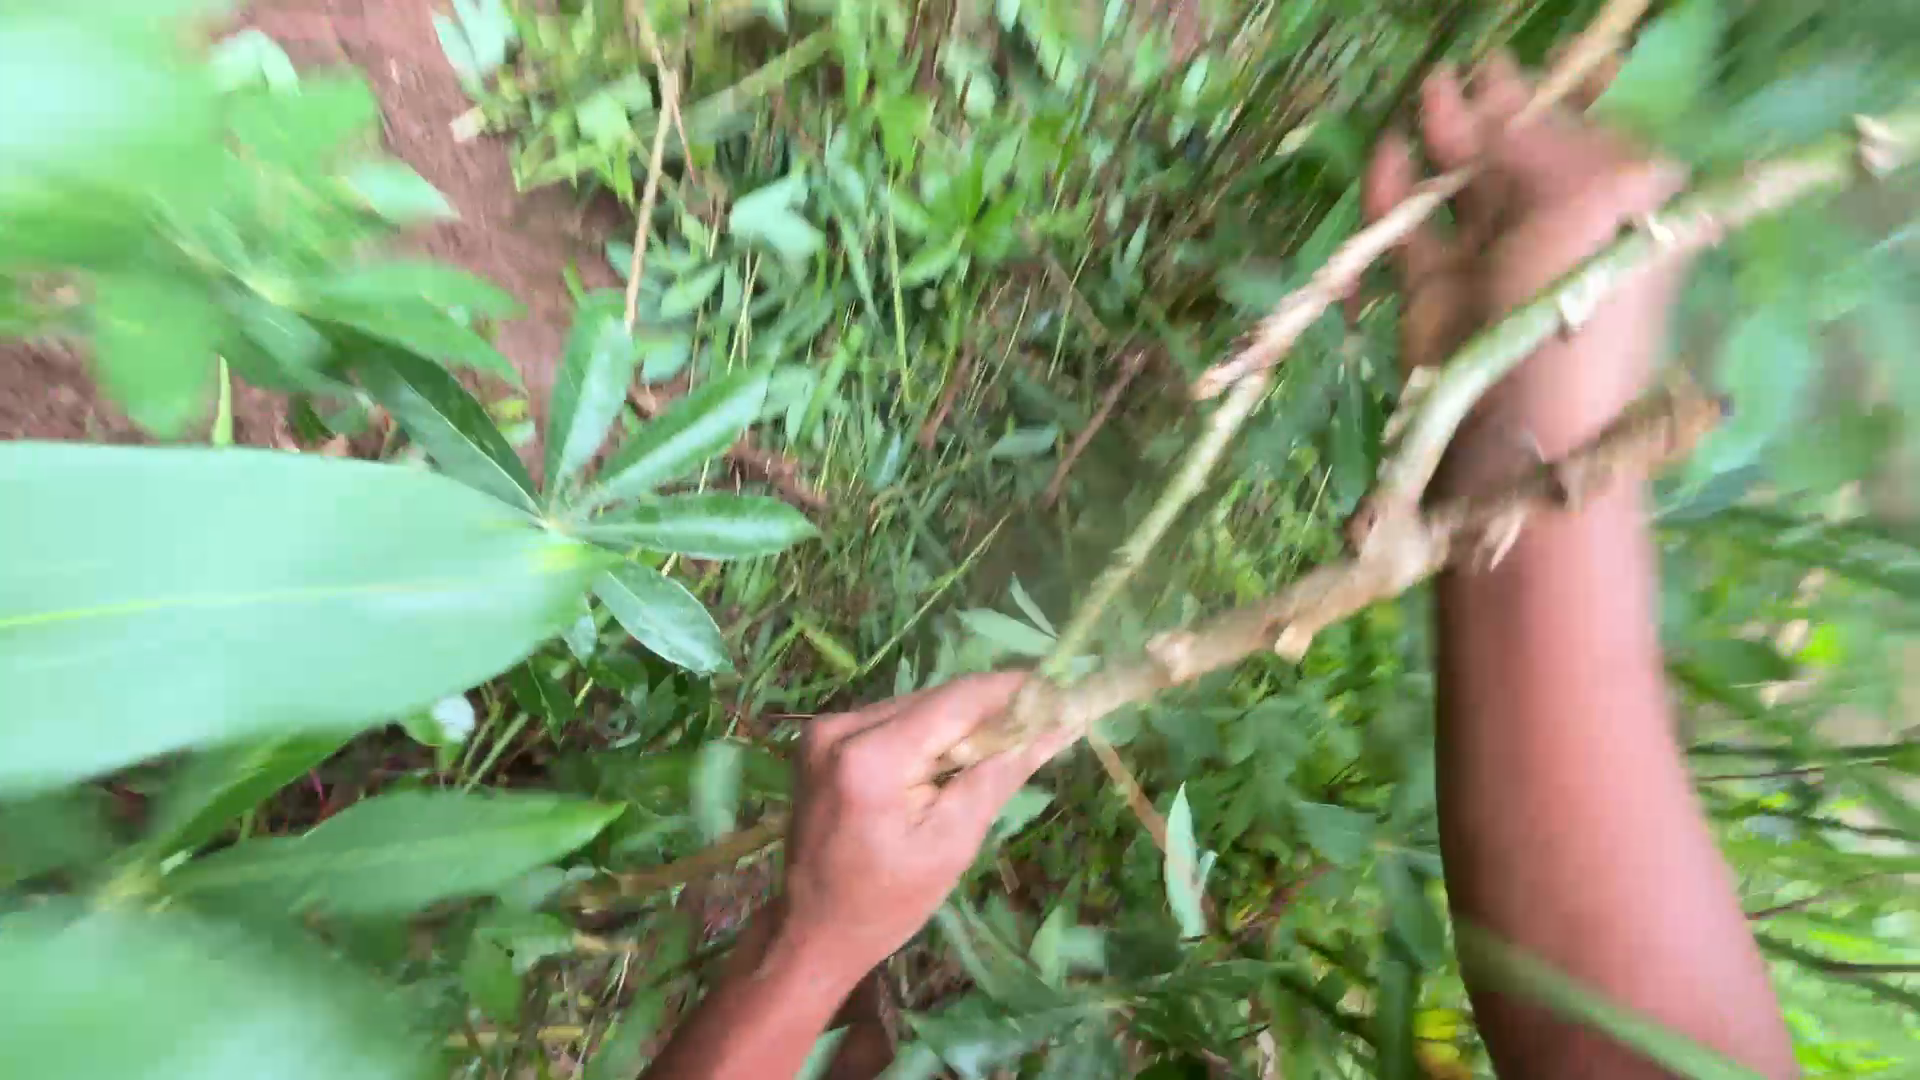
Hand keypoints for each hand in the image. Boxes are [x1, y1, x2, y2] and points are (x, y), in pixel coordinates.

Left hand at [774, 673, 1064, 978]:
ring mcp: (826, 729)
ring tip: (1006, 736)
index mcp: (870, 756)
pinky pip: (891, 720)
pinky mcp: (823, 737)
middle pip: (933, 701)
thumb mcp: (952, 843)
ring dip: (959, 720)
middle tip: (1041, 715)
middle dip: (989, 707)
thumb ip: (1000, 774)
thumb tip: (1056, 727)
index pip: (954, 701)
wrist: (811, 930)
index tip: (1055, 687)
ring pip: (914, 707)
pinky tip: (954, 753)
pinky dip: (927, 732)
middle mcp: (841, 727)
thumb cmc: (887, 902)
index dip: (1008, 690)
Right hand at [1364, 55, 1687, 491]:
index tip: (1519, 66)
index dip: (1549, 99)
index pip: (1577, 137)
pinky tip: (1389, 161)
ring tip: (1421, 100)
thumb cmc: (1569, 313)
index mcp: (1609, 211)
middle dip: (1486, 115)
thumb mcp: (1584, 208)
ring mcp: (1485, 266)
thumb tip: (1494, 102)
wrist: (1512, 427)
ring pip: (1455, 194)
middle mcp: (1549, 234)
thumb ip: (1541, 145)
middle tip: (1458, 73)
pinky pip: (1408, 236)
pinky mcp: (1429, 295)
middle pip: (1511, 159)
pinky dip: (1394, 202)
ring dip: (1438, 149)